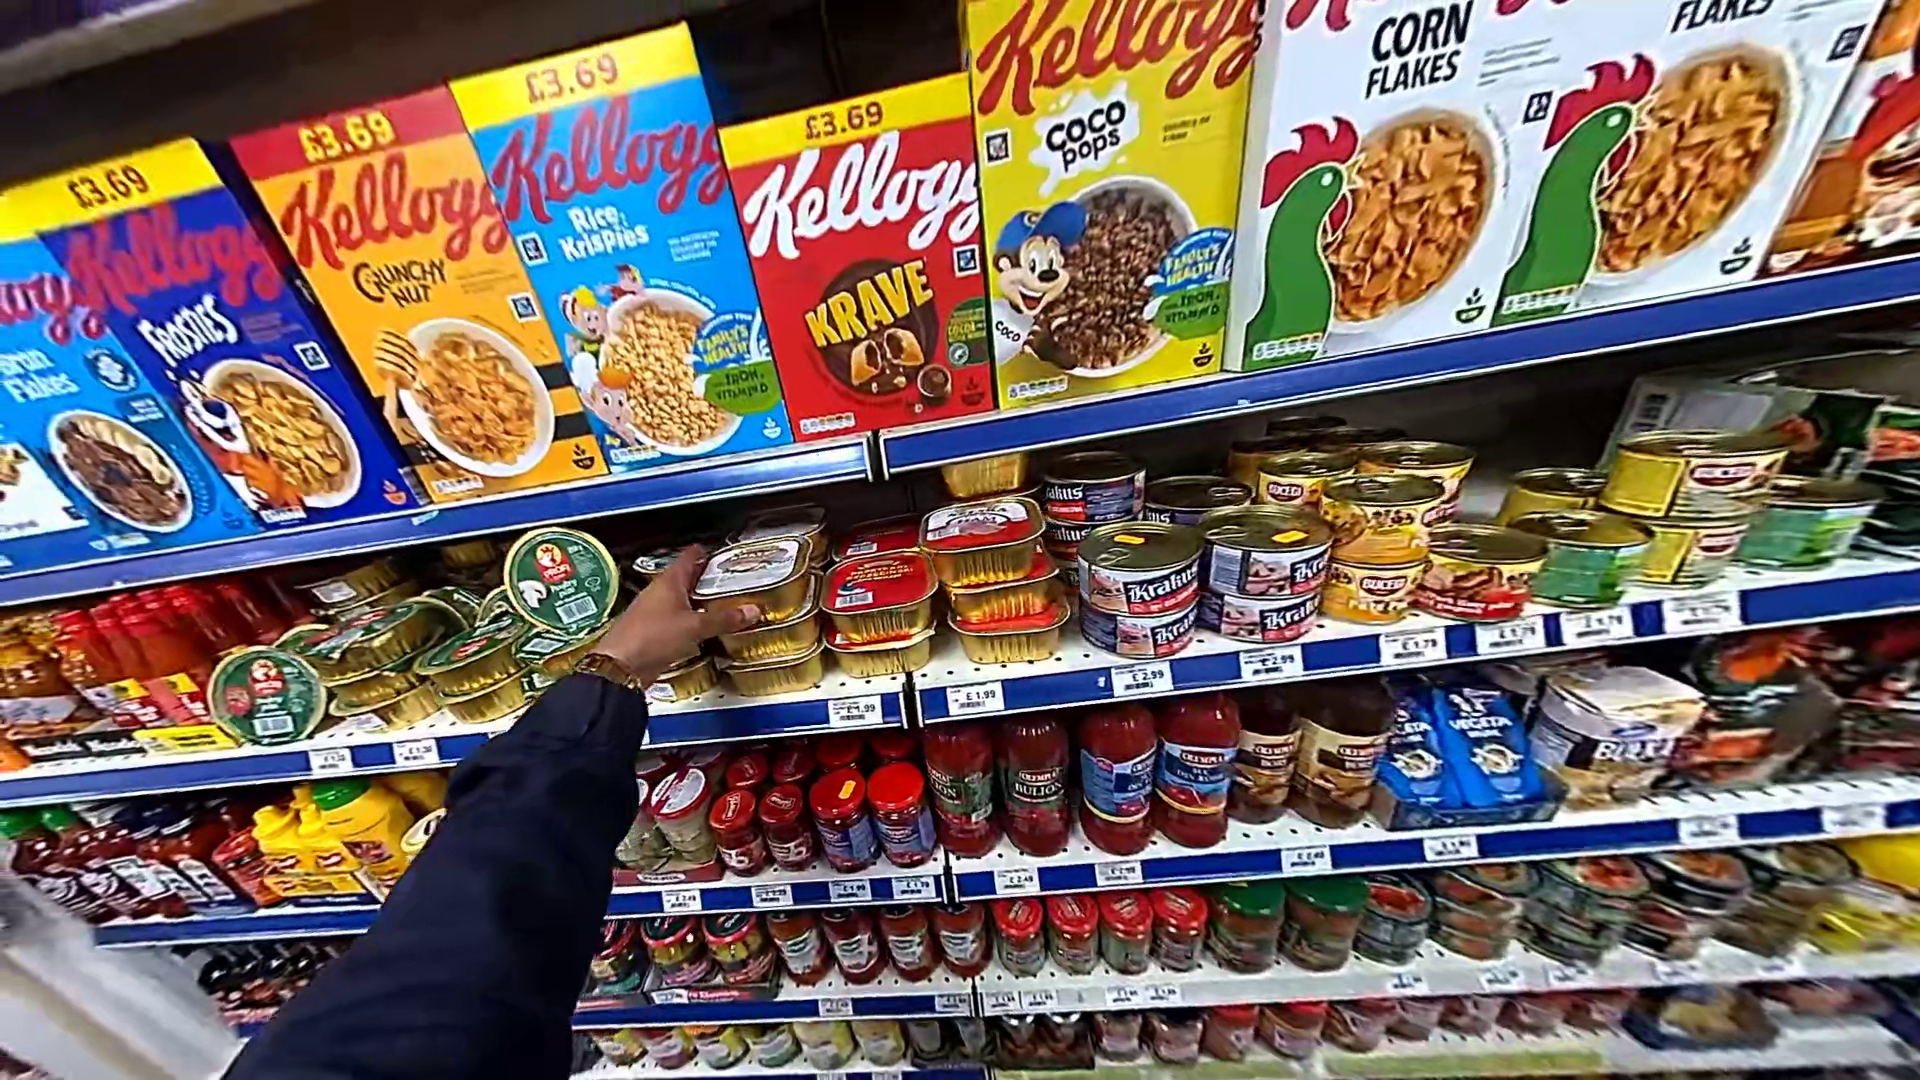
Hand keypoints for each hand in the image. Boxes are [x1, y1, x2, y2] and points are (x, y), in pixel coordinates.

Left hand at [595, 546, 757, 683]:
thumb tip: (752, 611)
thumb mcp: (696, 627)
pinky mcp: (650, 631)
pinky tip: (702, 628)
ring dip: (698, 601)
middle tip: (728, 580)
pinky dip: (690, 620)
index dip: (705, 552)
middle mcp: (658, 593)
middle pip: (685, 578)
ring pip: (680, 599)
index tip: (719, 551)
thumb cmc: (652, 638)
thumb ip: (724, 619)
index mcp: (668, 582)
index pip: (689, 557)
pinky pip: (675, 619)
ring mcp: (652, 612)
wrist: (619, 669)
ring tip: (721, 604)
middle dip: (706, 579)